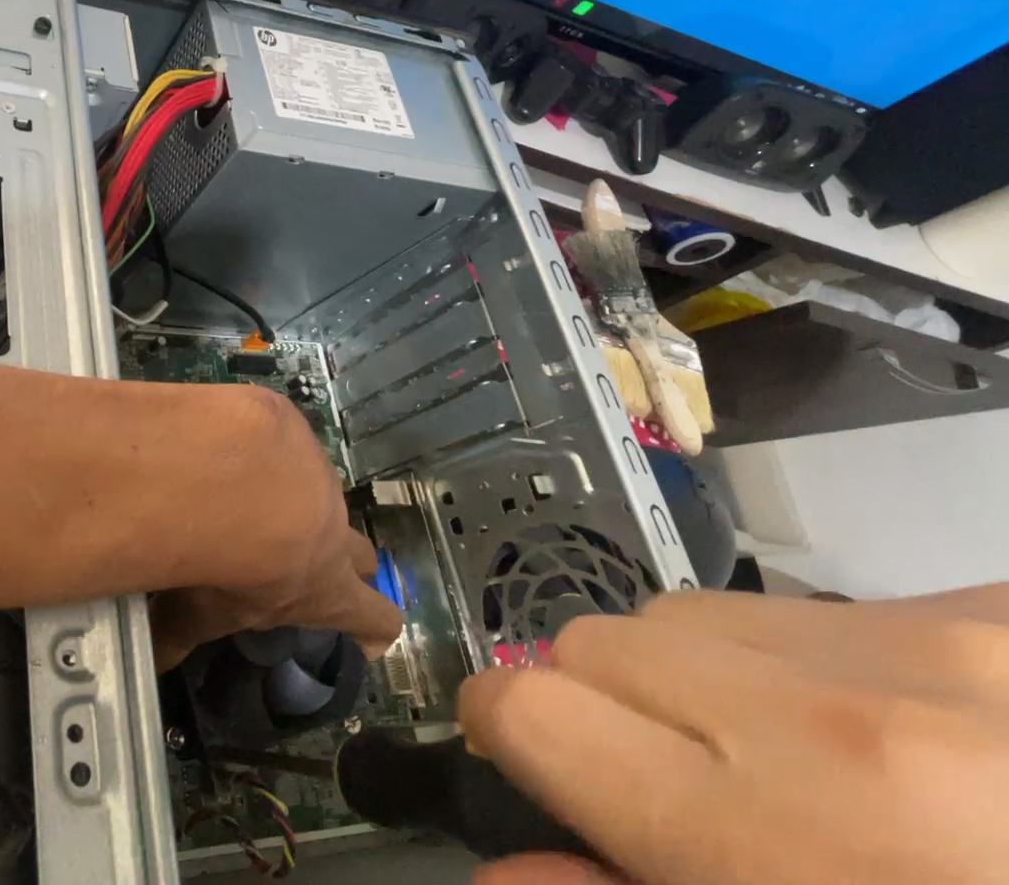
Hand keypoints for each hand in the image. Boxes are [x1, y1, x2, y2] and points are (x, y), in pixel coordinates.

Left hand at [145, 387, 402, 670]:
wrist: (218, 476)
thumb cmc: (219, 563)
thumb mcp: (196, 612)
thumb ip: (178, 636)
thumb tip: (157, 660)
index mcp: (325, 586)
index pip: (376, 617)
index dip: (374, 630)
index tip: (367, 640)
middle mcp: (331, 527)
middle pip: (363, 553)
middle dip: (345, 563)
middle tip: (308, 565)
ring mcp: (314, 470)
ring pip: (316, 490)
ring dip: (290, 499)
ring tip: (241, 497)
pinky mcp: (286, 424)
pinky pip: (277, 439)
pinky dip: (253, 447)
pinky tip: (215, 446)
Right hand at [458, 587, 1008, 884]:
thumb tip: (506, 869)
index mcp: (798, 833)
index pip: (530, 708)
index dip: (508, 737)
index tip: (532, 771)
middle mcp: (858, 707)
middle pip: (601, 641)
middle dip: (611, 712)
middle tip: (692, 799)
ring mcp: (959, 638)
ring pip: (701, 613)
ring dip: (713, 683)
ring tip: (822, 776)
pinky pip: (830, 608)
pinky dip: (826, 669)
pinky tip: (932, 752)